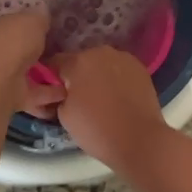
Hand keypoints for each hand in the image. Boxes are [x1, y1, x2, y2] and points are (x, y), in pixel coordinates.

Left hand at [0, 10, 65, 116]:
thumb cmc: (9, 42)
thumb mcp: (30, 20)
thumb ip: (38, 17)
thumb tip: (43, 11)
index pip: (4, 26)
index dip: (21, 27)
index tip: (41, 29)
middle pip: (11, 52)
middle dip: (29, 53)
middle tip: (54, 51)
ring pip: (20, 75)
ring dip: (40, 75)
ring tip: (65, 73)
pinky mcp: (7, 100)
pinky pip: (31, 95)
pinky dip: (47, 94)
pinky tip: (66, 92)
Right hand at [50, 47, 169, 169]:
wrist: (139, 139)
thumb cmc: (96, 129)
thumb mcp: (63, 115)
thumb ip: (59, 95)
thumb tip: (63, 90)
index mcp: (77, 62)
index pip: (54, 62)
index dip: (52, 77)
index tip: (55, 92)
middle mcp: (100, 52)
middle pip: (80, 60)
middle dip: (77, 75)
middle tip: (79, 97)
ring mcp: (123, 58)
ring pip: (101, 63)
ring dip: (97, 75)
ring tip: (101, 98)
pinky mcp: (140, 67)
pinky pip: (119, 69)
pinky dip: (115, 78)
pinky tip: (118, 96)